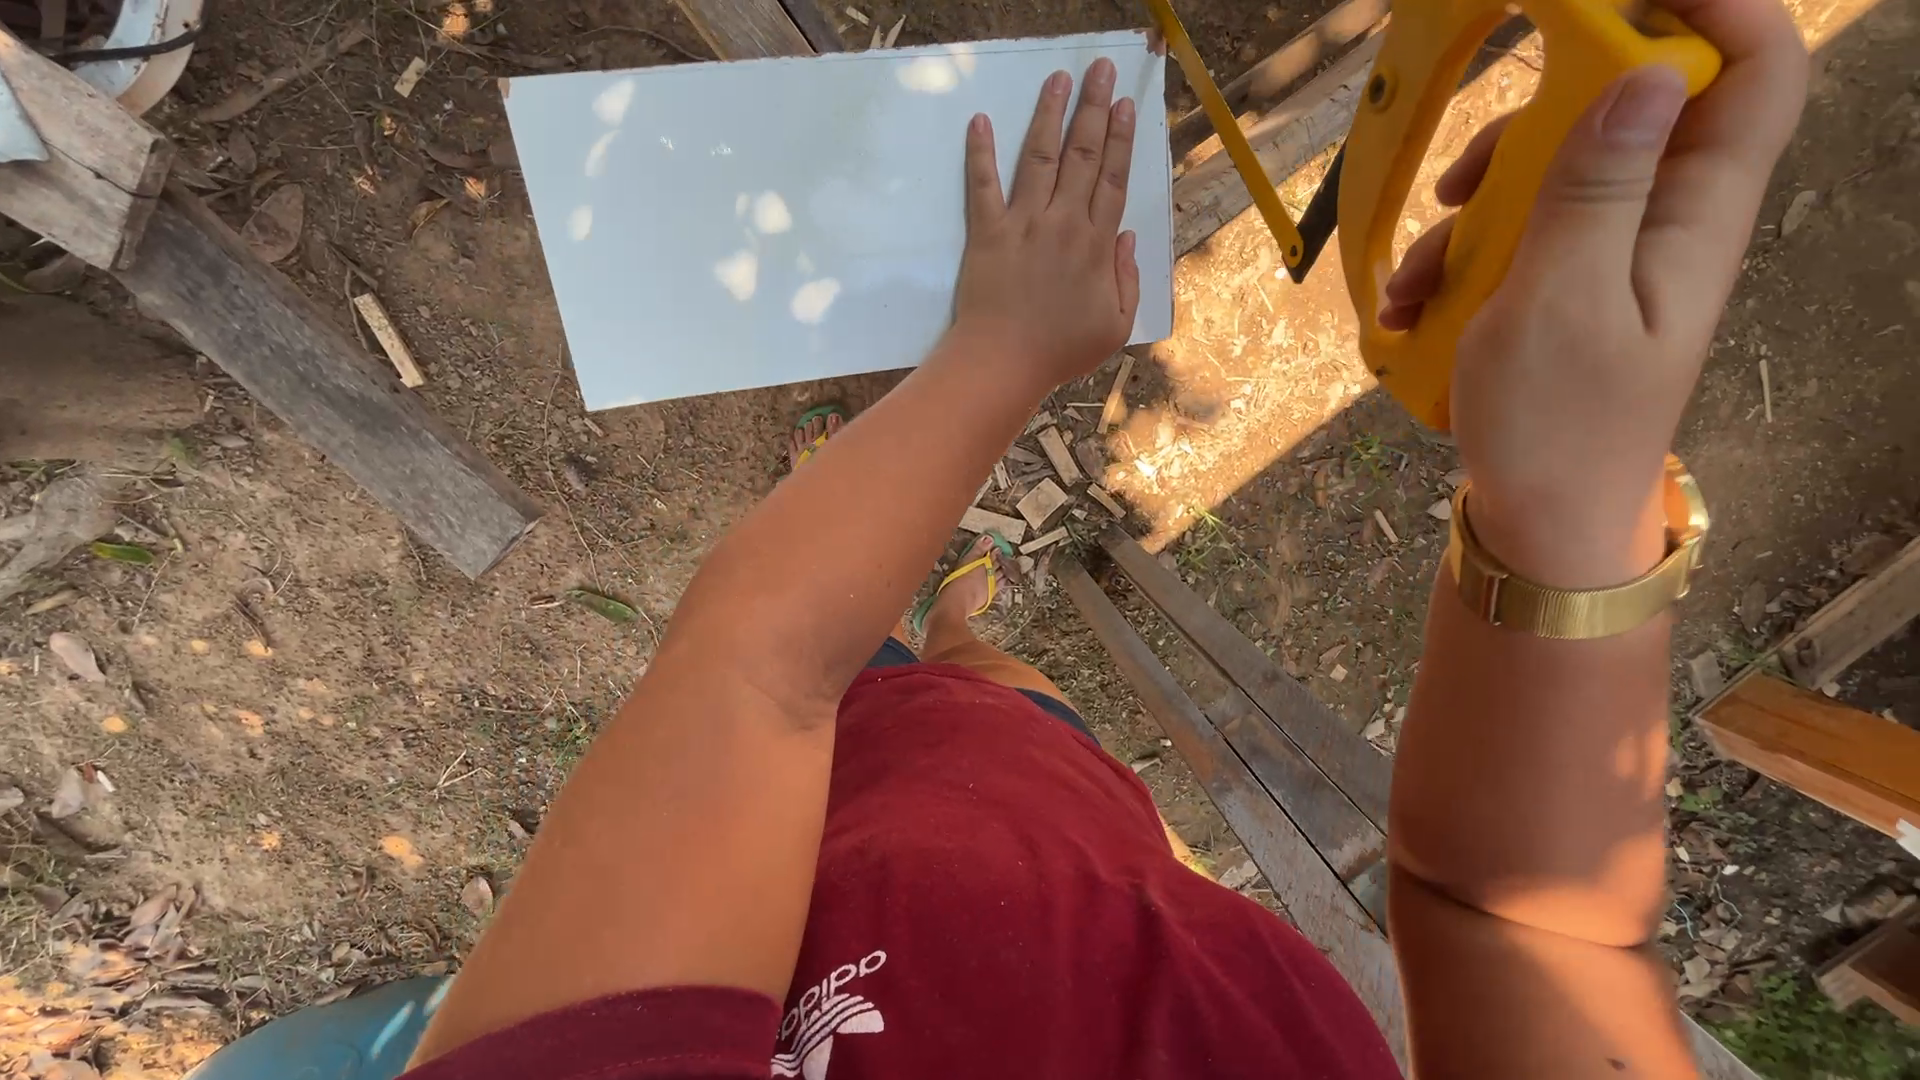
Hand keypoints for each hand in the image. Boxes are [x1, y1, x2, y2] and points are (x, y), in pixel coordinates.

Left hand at [950, 58, 1139, 391]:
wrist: (1004, 364)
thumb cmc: (1060, 351)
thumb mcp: (1116, 327)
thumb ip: (1127, 280)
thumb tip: (1127, 238)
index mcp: (1096, 245)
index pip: (1113, 180)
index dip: (1120, 139)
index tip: (1123, 104)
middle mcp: (1063, 223)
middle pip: (1082, 156)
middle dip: (1093, 108)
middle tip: (1099, 69)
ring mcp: (1023, 224)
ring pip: (1039, 158)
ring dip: (1049, 115)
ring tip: (1057, 79)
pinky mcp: (987, 233)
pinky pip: (983, 186)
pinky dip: (980, 152)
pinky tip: (980, 121)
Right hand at [1383, 0, 1805, 585]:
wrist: (1538, 518)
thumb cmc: (1554, 421)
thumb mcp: (1559, 302)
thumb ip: (1594, 189)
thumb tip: (1646, 72)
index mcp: (1690, 221)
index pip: (1754, 73)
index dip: (1707, 12)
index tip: (1607, 7)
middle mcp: (1658, 230)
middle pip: (1624, 124)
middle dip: (1530, 136)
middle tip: (1460, 182)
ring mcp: (1603, 268)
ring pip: (1550, 190)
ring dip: (1469, 219)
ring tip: (1410, 281)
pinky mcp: (1556, 301)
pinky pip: (1513, 250)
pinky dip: (1455, 267)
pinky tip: (1407, 309)